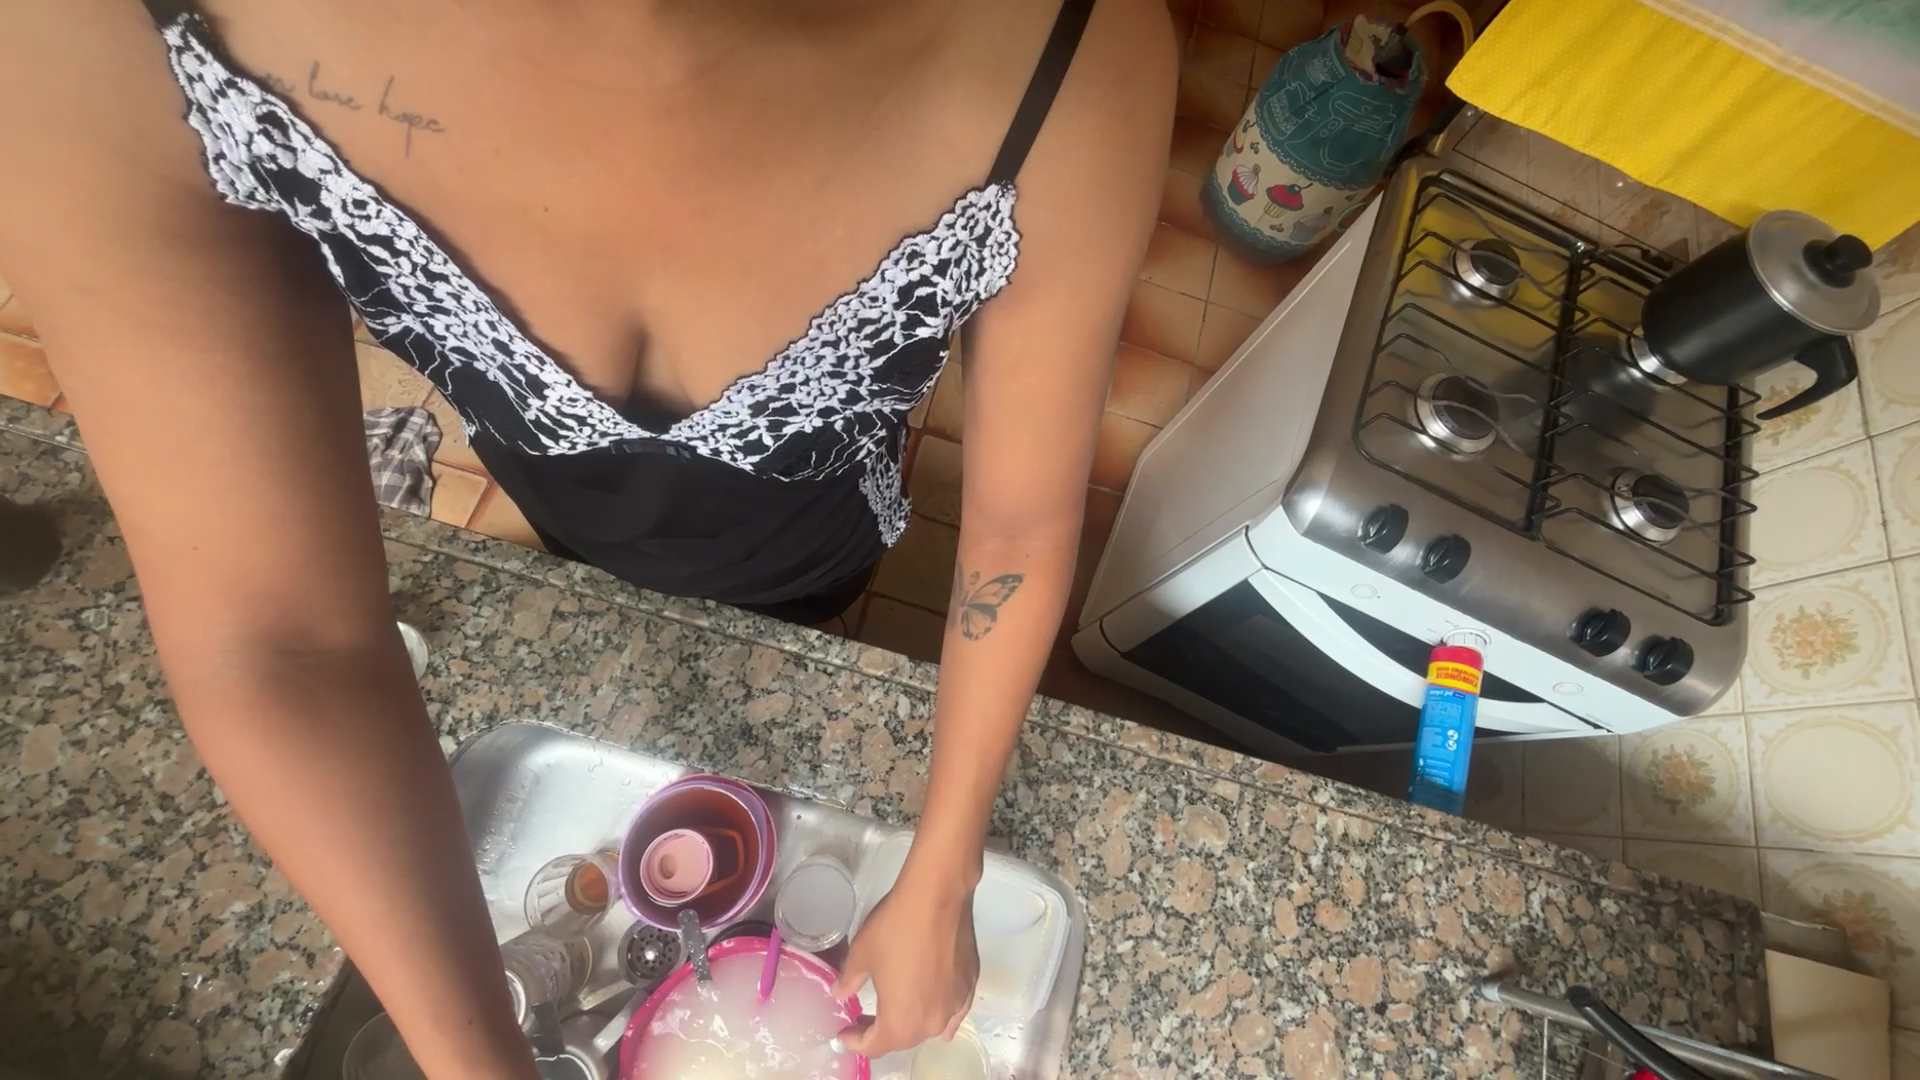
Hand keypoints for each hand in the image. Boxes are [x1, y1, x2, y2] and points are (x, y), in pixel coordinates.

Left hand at [832, 873, 977, 1057]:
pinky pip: (953, 1009)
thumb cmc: (896, 926)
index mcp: (901, 1024)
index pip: (874, 1045)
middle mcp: (931, 1024)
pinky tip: (933, 1001)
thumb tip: (841, 994)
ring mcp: (955, 1005)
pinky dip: (939, 1010)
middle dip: (882, 1031)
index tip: (843, 1031)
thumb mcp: (862, 953)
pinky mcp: (970, 984)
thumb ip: (849, 980)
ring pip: (929, 1025)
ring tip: (896, 1008)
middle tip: (865, 1018)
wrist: (937, 894)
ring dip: (911, 1021)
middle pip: (903, 1039)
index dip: (855, 1040)